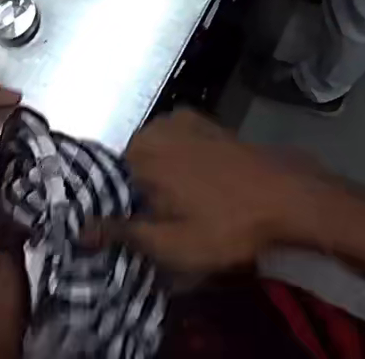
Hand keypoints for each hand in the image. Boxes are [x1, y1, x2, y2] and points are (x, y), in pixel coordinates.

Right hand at [91, 110, 337, 274]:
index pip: (109, 179)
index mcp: (137, 155)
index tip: (136, 224)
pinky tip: (199, 176)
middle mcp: (149, 129)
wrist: (285, 196)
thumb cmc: (226, 224)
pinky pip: (175, 137)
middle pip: (131, 162)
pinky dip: (180, 152)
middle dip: (141, 186)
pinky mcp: (200, 118)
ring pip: (153, 148)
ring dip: (161, 169)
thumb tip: (79, 227)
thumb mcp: (173, 245)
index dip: (121, 203)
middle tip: (165, 218)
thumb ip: (122, 232)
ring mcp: (176, 118)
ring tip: (185, 200)